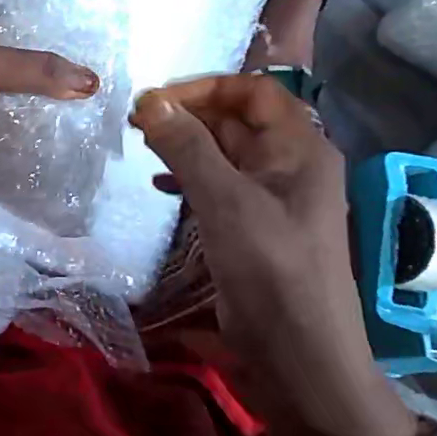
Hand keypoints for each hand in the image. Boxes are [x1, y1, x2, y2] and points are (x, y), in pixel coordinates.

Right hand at [131, 74, 413, 435]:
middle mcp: (289, 164)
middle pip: (238, 120)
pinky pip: (219, 185)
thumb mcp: (225, 200)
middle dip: (189, 115)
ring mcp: (271, 197)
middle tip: (137, 123)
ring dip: (185, 145)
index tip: (156, 100)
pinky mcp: (252, 226)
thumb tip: (149, 101)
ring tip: (141, 147)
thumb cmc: (269, 266)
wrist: (296, 348)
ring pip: (225, 153)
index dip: (206, 87)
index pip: (254, 91)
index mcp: (299, 147)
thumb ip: (186, 148)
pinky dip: (189, 178)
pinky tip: (159, 186)